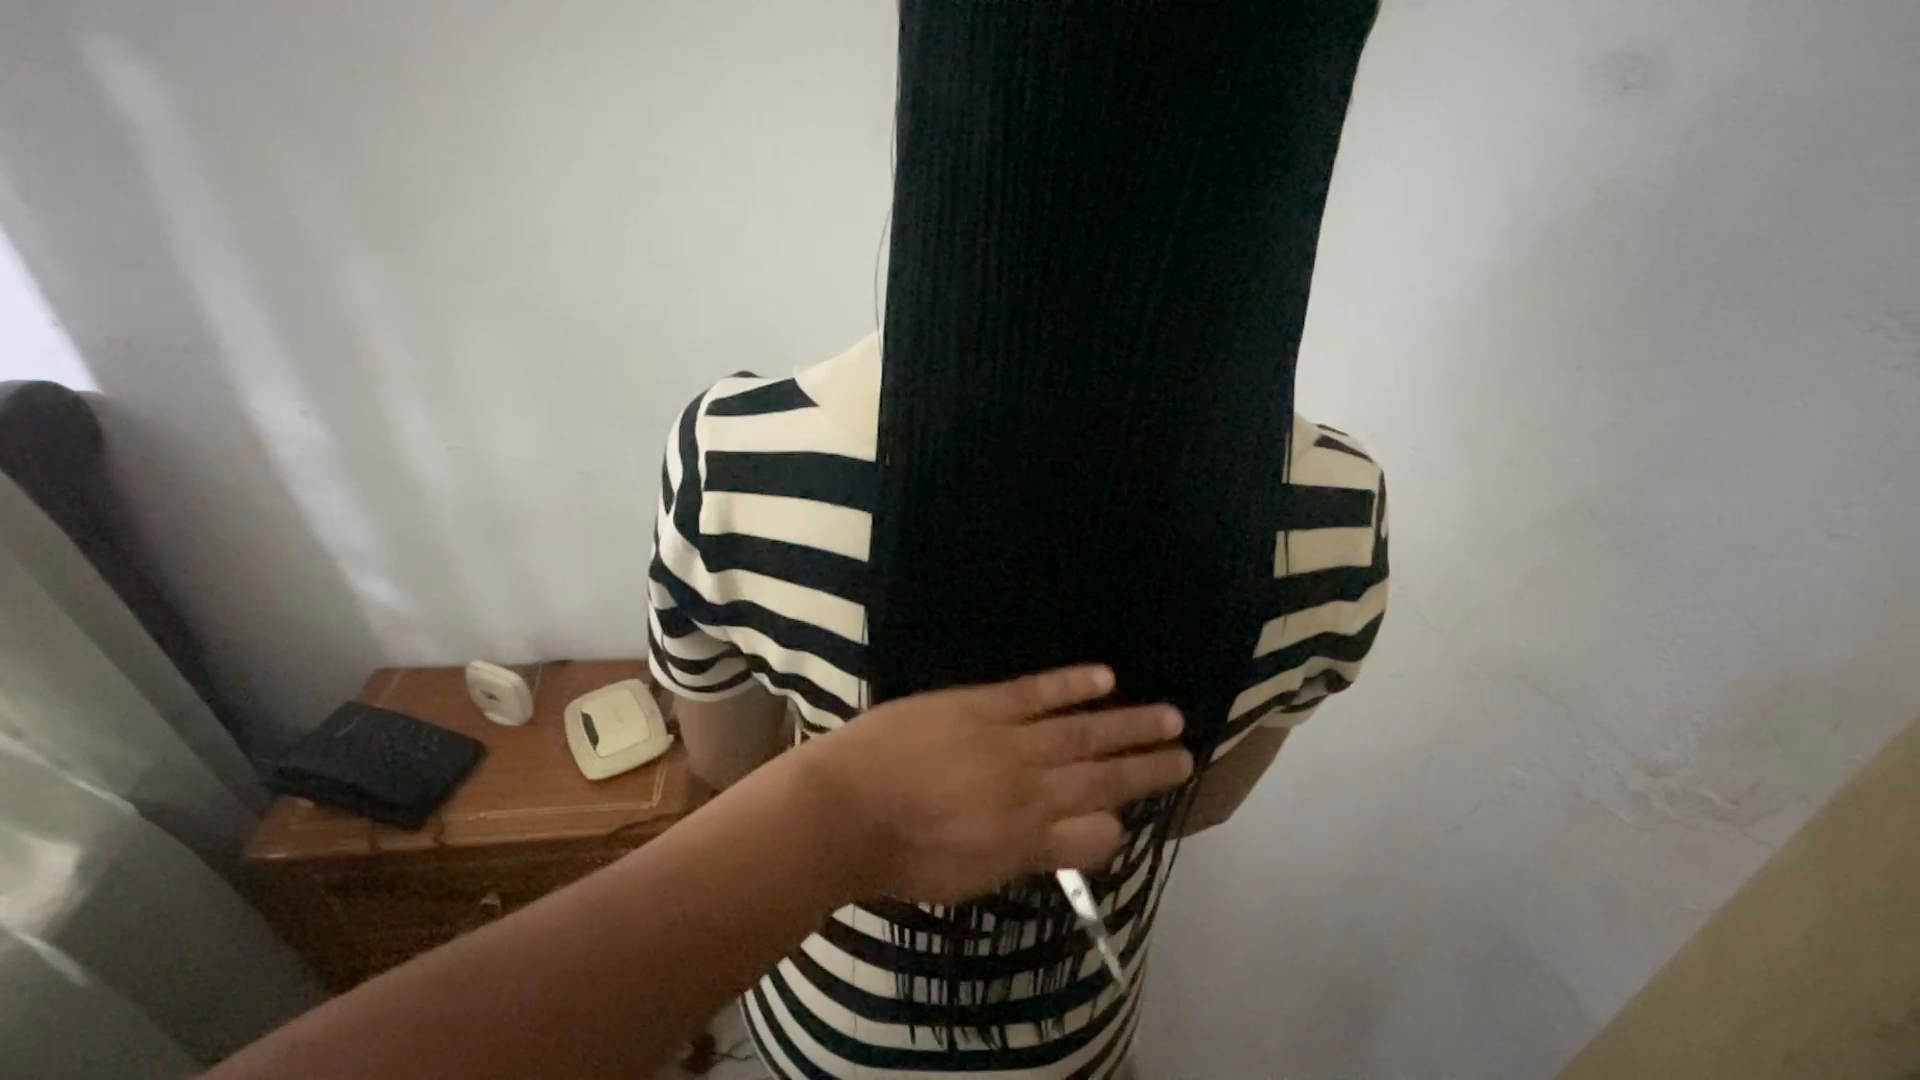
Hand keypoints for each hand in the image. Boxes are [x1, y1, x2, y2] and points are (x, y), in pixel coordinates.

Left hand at [789, 665, 1192, 904]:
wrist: (842, 811)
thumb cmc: (897, 858)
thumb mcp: (965, 880)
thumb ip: (1017, 858)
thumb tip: (1056, 840)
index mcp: (1026, 840)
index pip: (1094, 835)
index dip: (1114, 828)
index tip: (1124, 820)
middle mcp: (1031, 791)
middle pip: (1103, 779)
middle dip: (1147, 769)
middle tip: (1188, 755)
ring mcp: (1008, 743)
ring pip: (1083, 732)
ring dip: (1129, 724)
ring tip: (1170, 715)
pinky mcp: (981, 706)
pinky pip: (1038, 693)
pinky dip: (1074, 684)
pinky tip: (1107, 676)